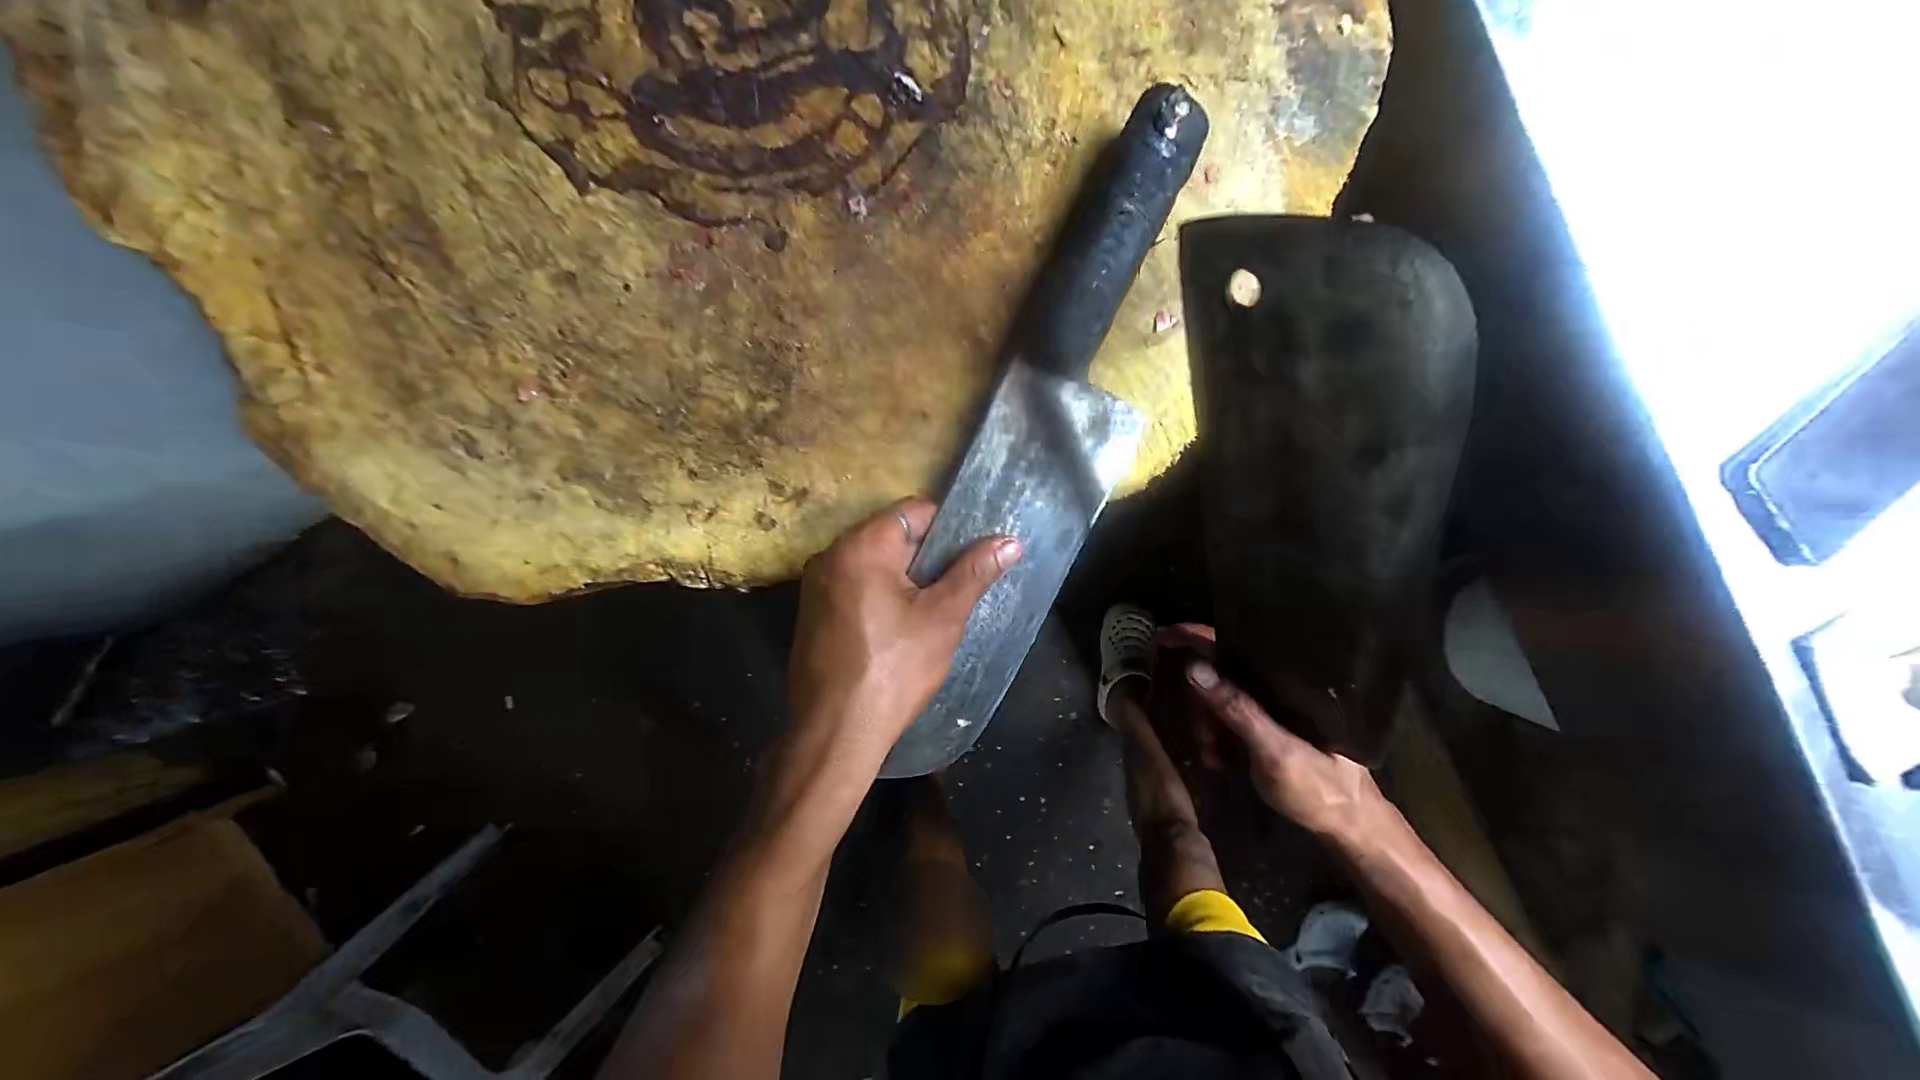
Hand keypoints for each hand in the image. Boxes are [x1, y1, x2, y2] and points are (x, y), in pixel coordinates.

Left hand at [787, 497, 1020, 782]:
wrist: (836, 733)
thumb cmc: (895, 669)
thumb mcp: (943, 618)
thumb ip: (974, 572)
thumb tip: (1009, 542)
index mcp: (860, 546)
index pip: (913, 511)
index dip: (949, 526)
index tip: (971, 554)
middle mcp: (830, 556)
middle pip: (891, 536)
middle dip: (928, 556)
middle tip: (957, 585)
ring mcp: (815, 586)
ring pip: (873, 564)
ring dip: (905, 578)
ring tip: (934, 607)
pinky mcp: (812, 614)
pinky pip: (855, 587)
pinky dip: (880, 595)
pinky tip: (899, 627)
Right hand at [1160, 624, 1405, 852]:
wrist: (1349, 828)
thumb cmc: (1321, 789)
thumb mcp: (1275, 752)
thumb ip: (1237, 709)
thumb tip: (1193, 666)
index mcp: (1285, 682)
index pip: (1233, 644)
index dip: (1195, 636)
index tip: (1162, 634)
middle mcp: (1275, 687)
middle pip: (1216, 674)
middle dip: (1200, 704)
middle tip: (1202, 739)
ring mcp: (1269, 707)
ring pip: (1216, 698)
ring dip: (1205, 726)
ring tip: (1213, 756)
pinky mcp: (1264, 726)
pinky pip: (1223, 719)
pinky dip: (1213, 737)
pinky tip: (1219, 759)